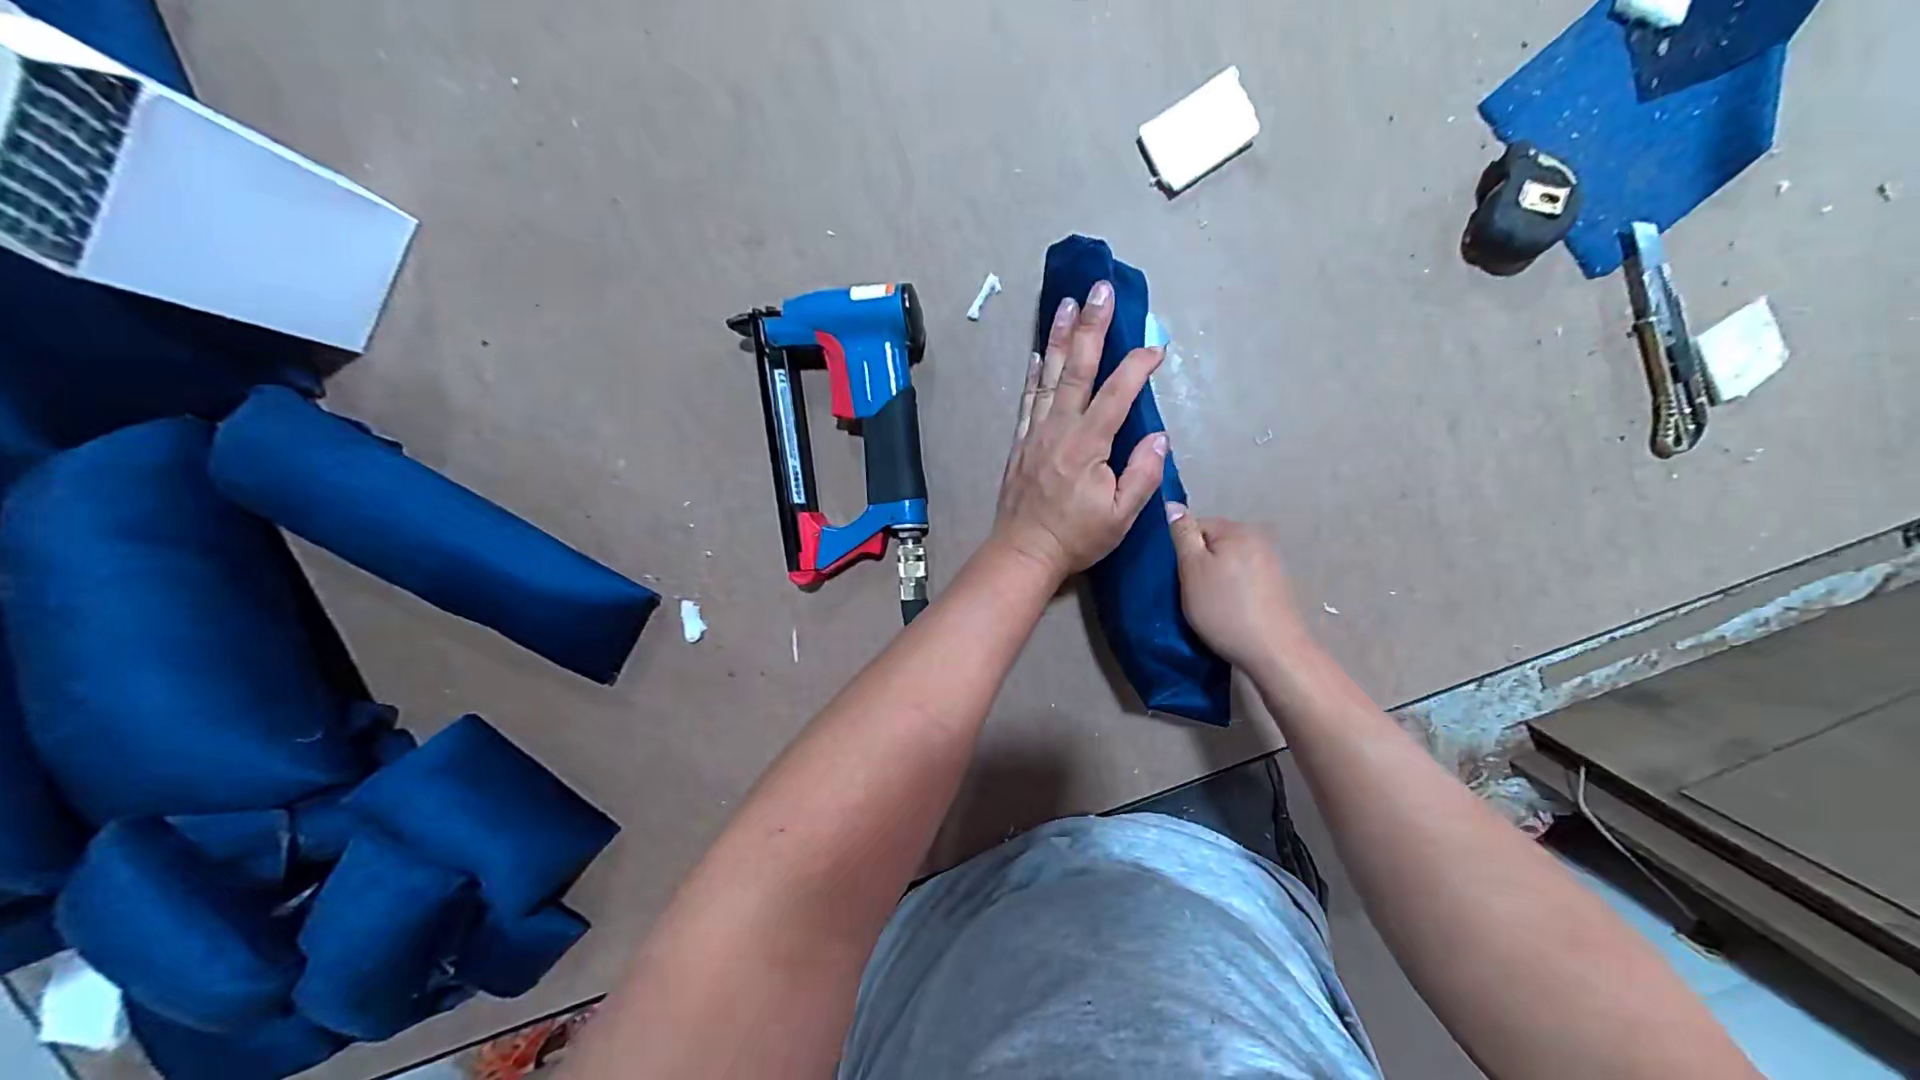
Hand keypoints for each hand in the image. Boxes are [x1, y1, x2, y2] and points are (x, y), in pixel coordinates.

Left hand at [990, 281, 1167, 583]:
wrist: (1023, 552)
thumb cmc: (1076, 538)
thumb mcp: (1121, 517)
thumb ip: (1142, 475)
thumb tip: (1157, 436)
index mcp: (1087, 445)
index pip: (1116, 393)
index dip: (1137, 366)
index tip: (1156, 347)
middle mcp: (1059, 429)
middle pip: (1076, 369)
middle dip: (1090, 326)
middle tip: (1098, 289)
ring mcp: (1035, 432)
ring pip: (1047, 376)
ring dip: (1057, 338)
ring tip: (1065, 304)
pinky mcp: (1021, 442)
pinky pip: (1027, 399)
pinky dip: (1032, 374)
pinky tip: (1035, 354)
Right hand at [1166, 506, 1310, 674]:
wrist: (1273, 653)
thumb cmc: (1225, 609)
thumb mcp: (1192, 569)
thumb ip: (1183, 534)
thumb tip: (1173, 504)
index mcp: (1238, 530)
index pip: (1195, 526)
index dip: (1180, 549)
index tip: (1176, 575)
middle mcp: (1258, 539)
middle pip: (1213, 544)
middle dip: (1197, 563)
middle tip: (1188, 591)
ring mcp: (1271, 563)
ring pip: (1227, 563)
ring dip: (1213, 578)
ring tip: (1206, 603)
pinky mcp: (1276, 586)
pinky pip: (1242, 579)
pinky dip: (1230, 591)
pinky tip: (1227, 610)